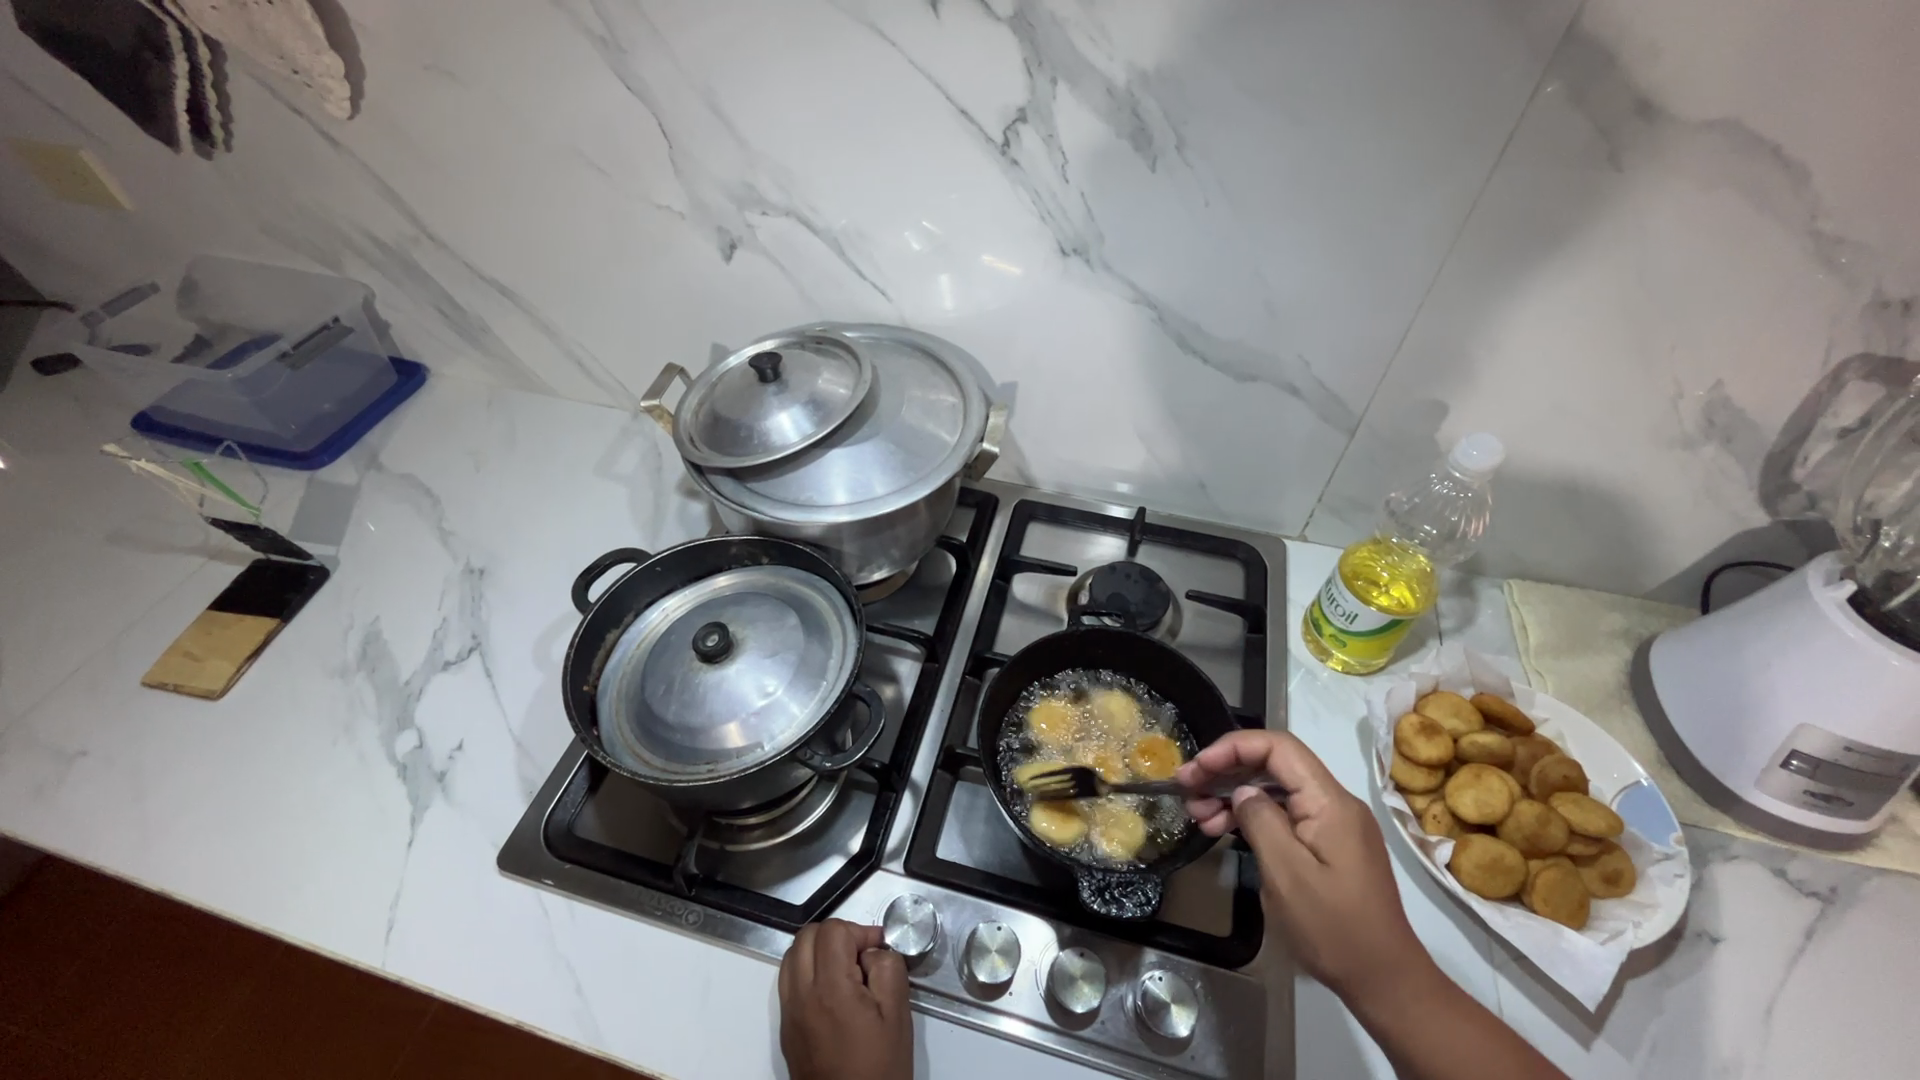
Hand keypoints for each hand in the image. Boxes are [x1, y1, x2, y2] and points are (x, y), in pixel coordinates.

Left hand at [778, 919, 911, 1079]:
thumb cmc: (879, 1068)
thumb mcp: (897, 1014)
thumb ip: (889, 968)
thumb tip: (874, 950)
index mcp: (830, 989)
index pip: (833, 931)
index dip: (860, 932)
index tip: (878, 949)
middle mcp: (802, 995)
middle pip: (807, 936)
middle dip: (837, 936)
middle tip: (862, 956)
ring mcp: (789, 1012)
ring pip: (792, 955)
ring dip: (818, 951)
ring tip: (846, 971)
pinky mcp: (786, 1027)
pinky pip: (789, 980)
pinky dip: (807, 971)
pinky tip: (832, 989)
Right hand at [1178, 730, 1426, 998]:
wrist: (1385, 979)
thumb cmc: (1334, 928)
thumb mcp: (1287, 874)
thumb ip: (1260, 821)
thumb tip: (1242, 792)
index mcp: (1329, 801)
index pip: (1278, 747)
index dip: (1232, 747)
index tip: (1197, 767)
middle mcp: (1334, 803)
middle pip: (1273, 764)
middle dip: (1226, 770)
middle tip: (1185, 790)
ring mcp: (1332, 824)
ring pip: (1274, 789)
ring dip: (1232, 795)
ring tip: (1197, 815)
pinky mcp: (1327, 844)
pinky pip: (1283, 814)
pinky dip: (1250, 817)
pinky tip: (1222, 830)